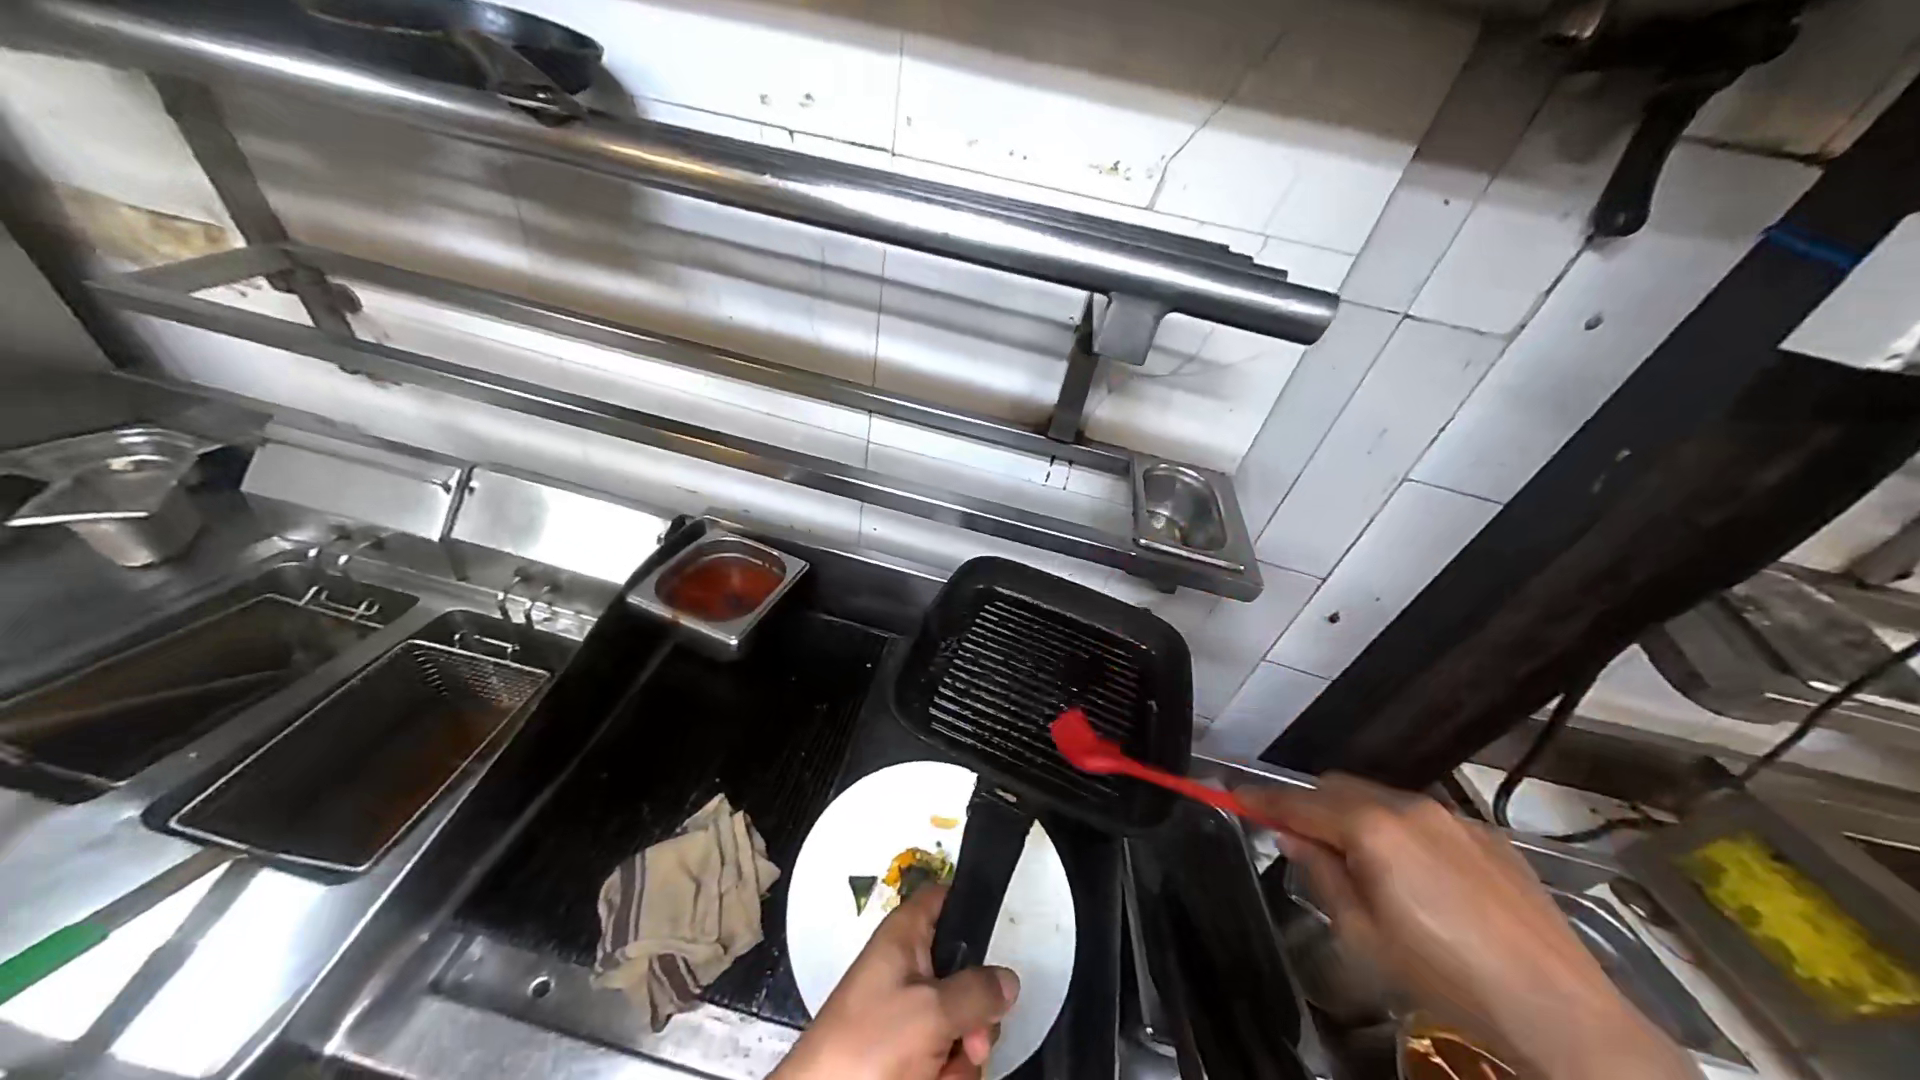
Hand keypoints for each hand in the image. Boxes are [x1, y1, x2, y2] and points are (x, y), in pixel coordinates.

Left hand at [774, 883, 1020, 1079]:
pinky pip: (945, 1054)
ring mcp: (908, 1013)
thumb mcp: (931, 1011)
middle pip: (965, 973)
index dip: (968, 904)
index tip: (992, 933)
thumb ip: (977, 991)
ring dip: (962, 1055)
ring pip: (960, 1021)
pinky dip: (946, 1073)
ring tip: (939, 1073)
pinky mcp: (907, 1053)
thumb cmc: (868, 1044)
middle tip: (968, 1040)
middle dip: (976, 1014)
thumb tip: (1008, 980)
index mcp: (905, 936)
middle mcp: (908, 968)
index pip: (943, 896)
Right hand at [1241, 774, 1698, 1079]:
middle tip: (1298, 842)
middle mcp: (1408, 806)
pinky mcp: (1487, 835)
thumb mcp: (1362, 934)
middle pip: (1336, 787)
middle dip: (1309, 806)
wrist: (1561, 1011)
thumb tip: (1292, 837)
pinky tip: (1417, 876)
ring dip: (1353, 816)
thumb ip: (1320, 873)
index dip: (1260, 799)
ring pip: (1378, 797)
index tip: (1231, 794)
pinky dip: (1397, 829)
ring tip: (1360, 864)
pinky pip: (1421, 816)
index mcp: (1370, 828)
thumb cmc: (1443, 976)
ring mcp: (1452, 817)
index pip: (1298, 803)